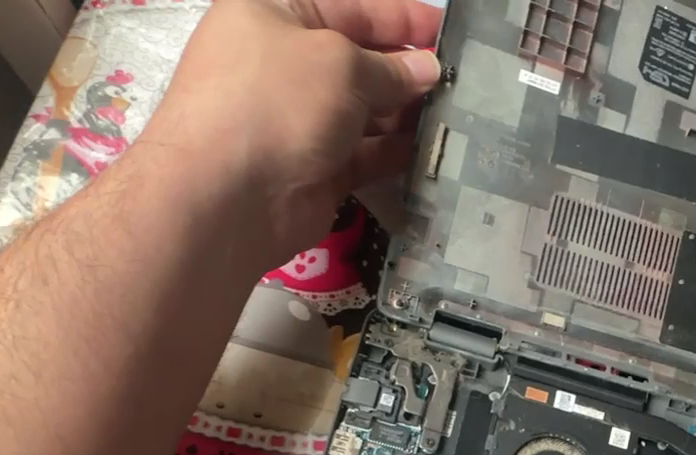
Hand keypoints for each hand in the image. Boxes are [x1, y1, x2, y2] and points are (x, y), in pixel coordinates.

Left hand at [136, 0, 443, 268]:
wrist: (231, 194)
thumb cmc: (277, 102)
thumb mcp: (340, 64)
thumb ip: (391, 68)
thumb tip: (429, 71)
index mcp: (279, 13)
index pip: (354, 7)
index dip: (403, 19)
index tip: (448, 33)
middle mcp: (290, 63)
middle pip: (364, 62)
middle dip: (411, 72)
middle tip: (464, 86)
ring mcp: (305, 120)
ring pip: (370, 112)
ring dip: (411, 115)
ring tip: (458, 120)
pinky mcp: (321, 168)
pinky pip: (369, 154)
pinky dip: (399, 153)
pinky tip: (434, 152)